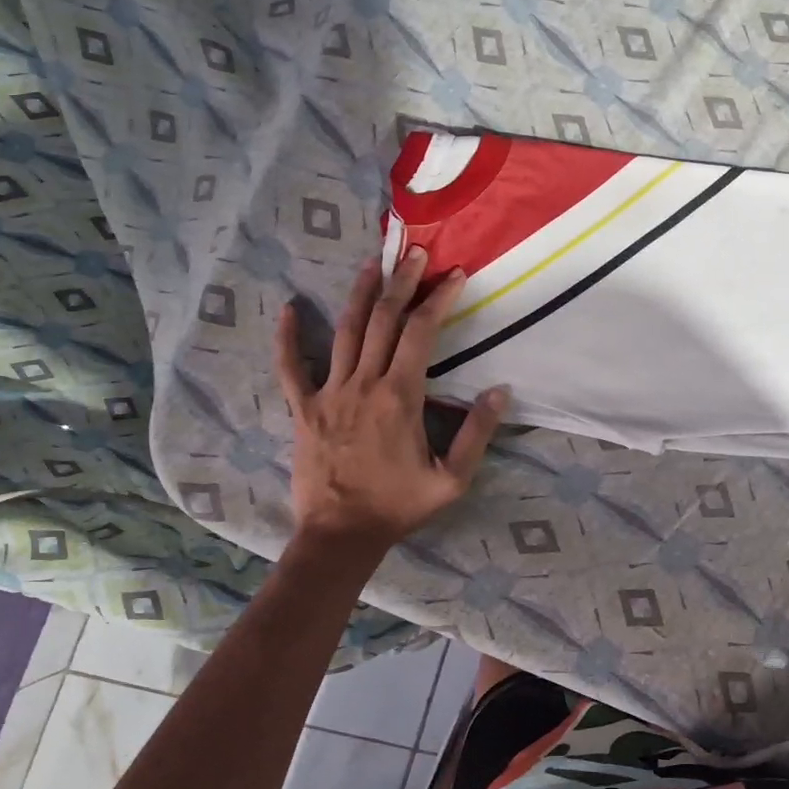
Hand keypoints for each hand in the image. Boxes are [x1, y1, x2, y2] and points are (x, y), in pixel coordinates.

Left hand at [275, 249, 505, 557]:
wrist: (340, 536)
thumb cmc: (400, 506)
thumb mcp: (453, 478)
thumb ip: (477, 432)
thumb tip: (500, 390)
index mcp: (400, 396)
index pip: (421, 332)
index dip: (439, 299)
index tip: (455, 275)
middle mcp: (363, 384)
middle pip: (383, 320)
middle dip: (401, 282)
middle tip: (414, 252)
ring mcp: (329, 393)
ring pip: (344, 332)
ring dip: (360, 294)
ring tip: (372, 262)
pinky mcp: (304, 409)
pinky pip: (290, 367)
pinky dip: (288, 337)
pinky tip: (290, 309)